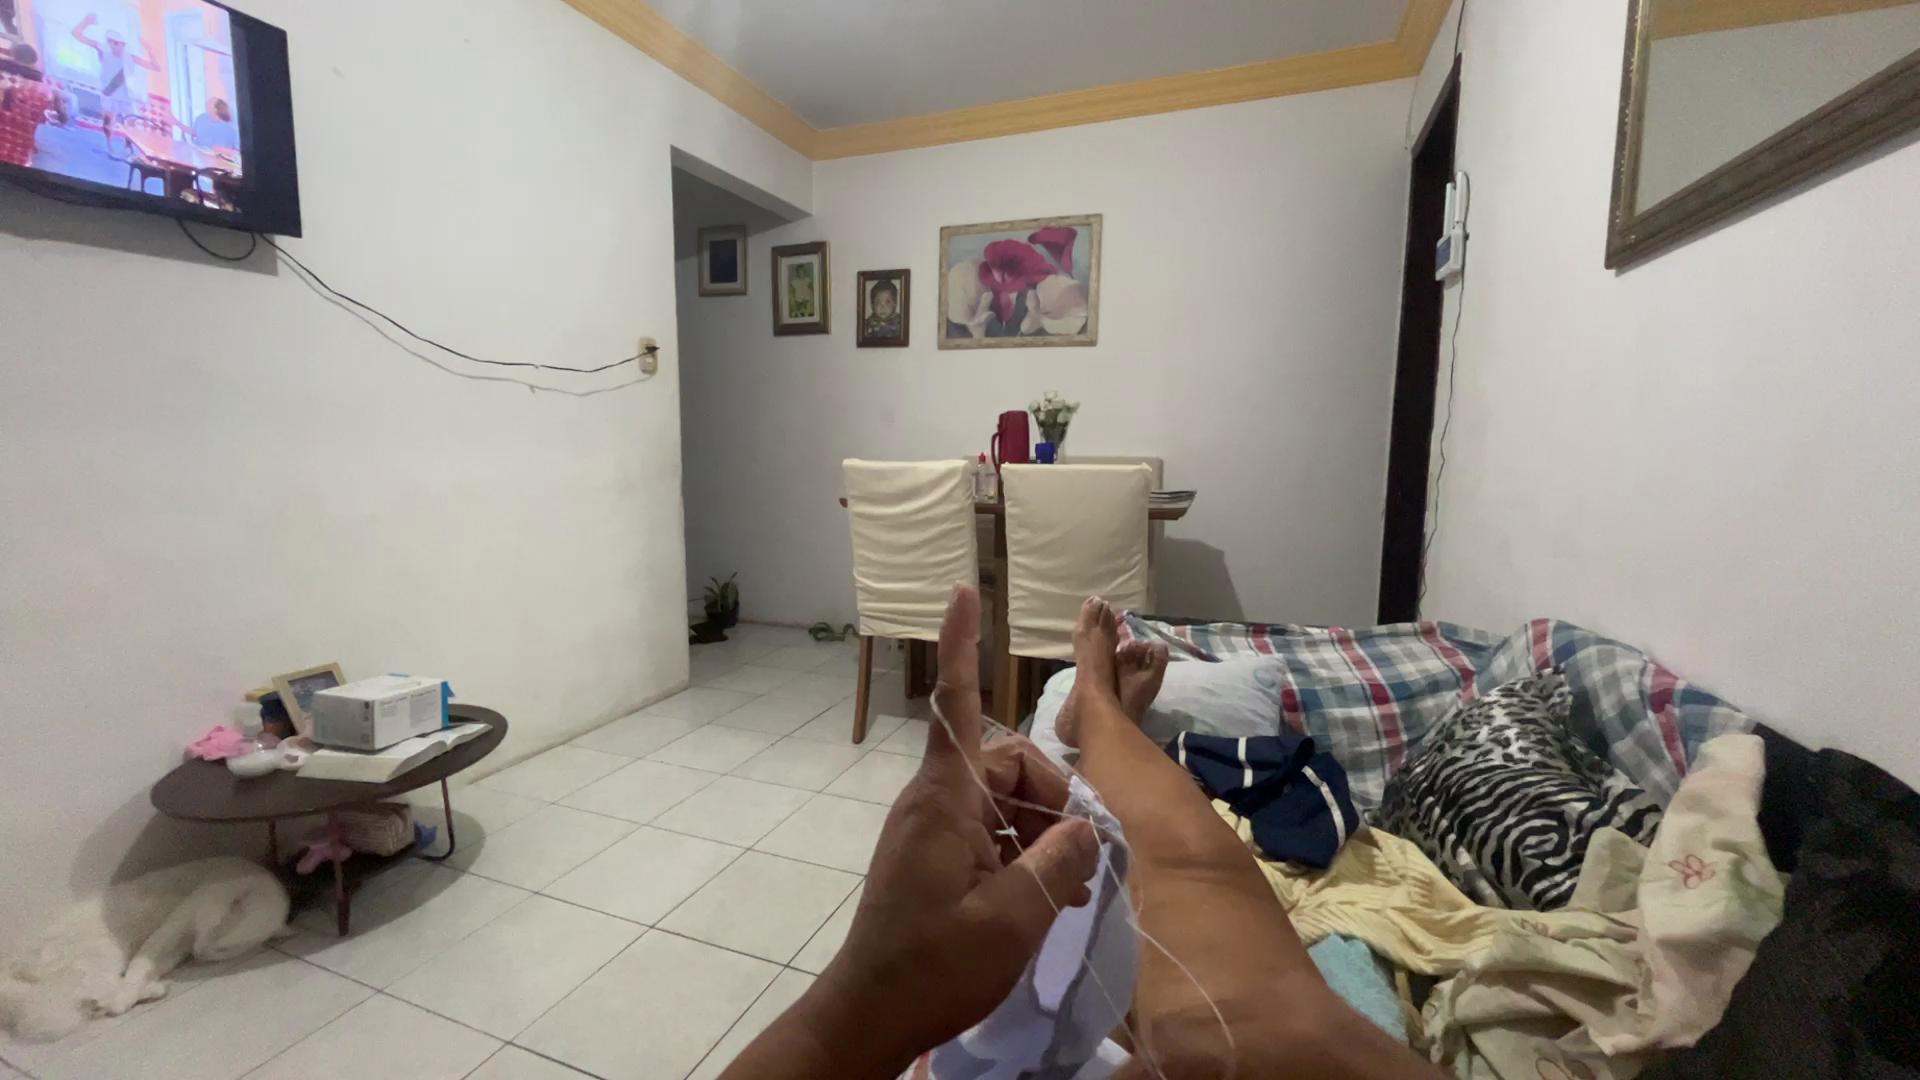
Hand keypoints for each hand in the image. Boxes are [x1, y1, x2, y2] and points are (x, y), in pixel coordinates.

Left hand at [723, 586, 1099, 1079]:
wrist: (870, 1014)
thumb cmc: (932, 966)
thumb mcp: (1011, 918)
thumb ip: (1057, 864)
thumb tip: (1087, 829)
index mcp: (946, 795)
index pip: (954, 701)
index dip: (959, 643)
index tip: (963, 591)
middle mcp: (938, 796)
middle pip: (1008, 763)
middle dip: (1051, 800)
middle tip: (1080, 862)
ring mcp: (935, 824)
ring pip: (1005, 798)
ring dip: (1042, 833)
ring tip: (1066, 890)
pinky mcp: (937, 850)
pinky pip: (991, 827)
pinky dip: (1022, 849)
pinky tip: (1046, 893)